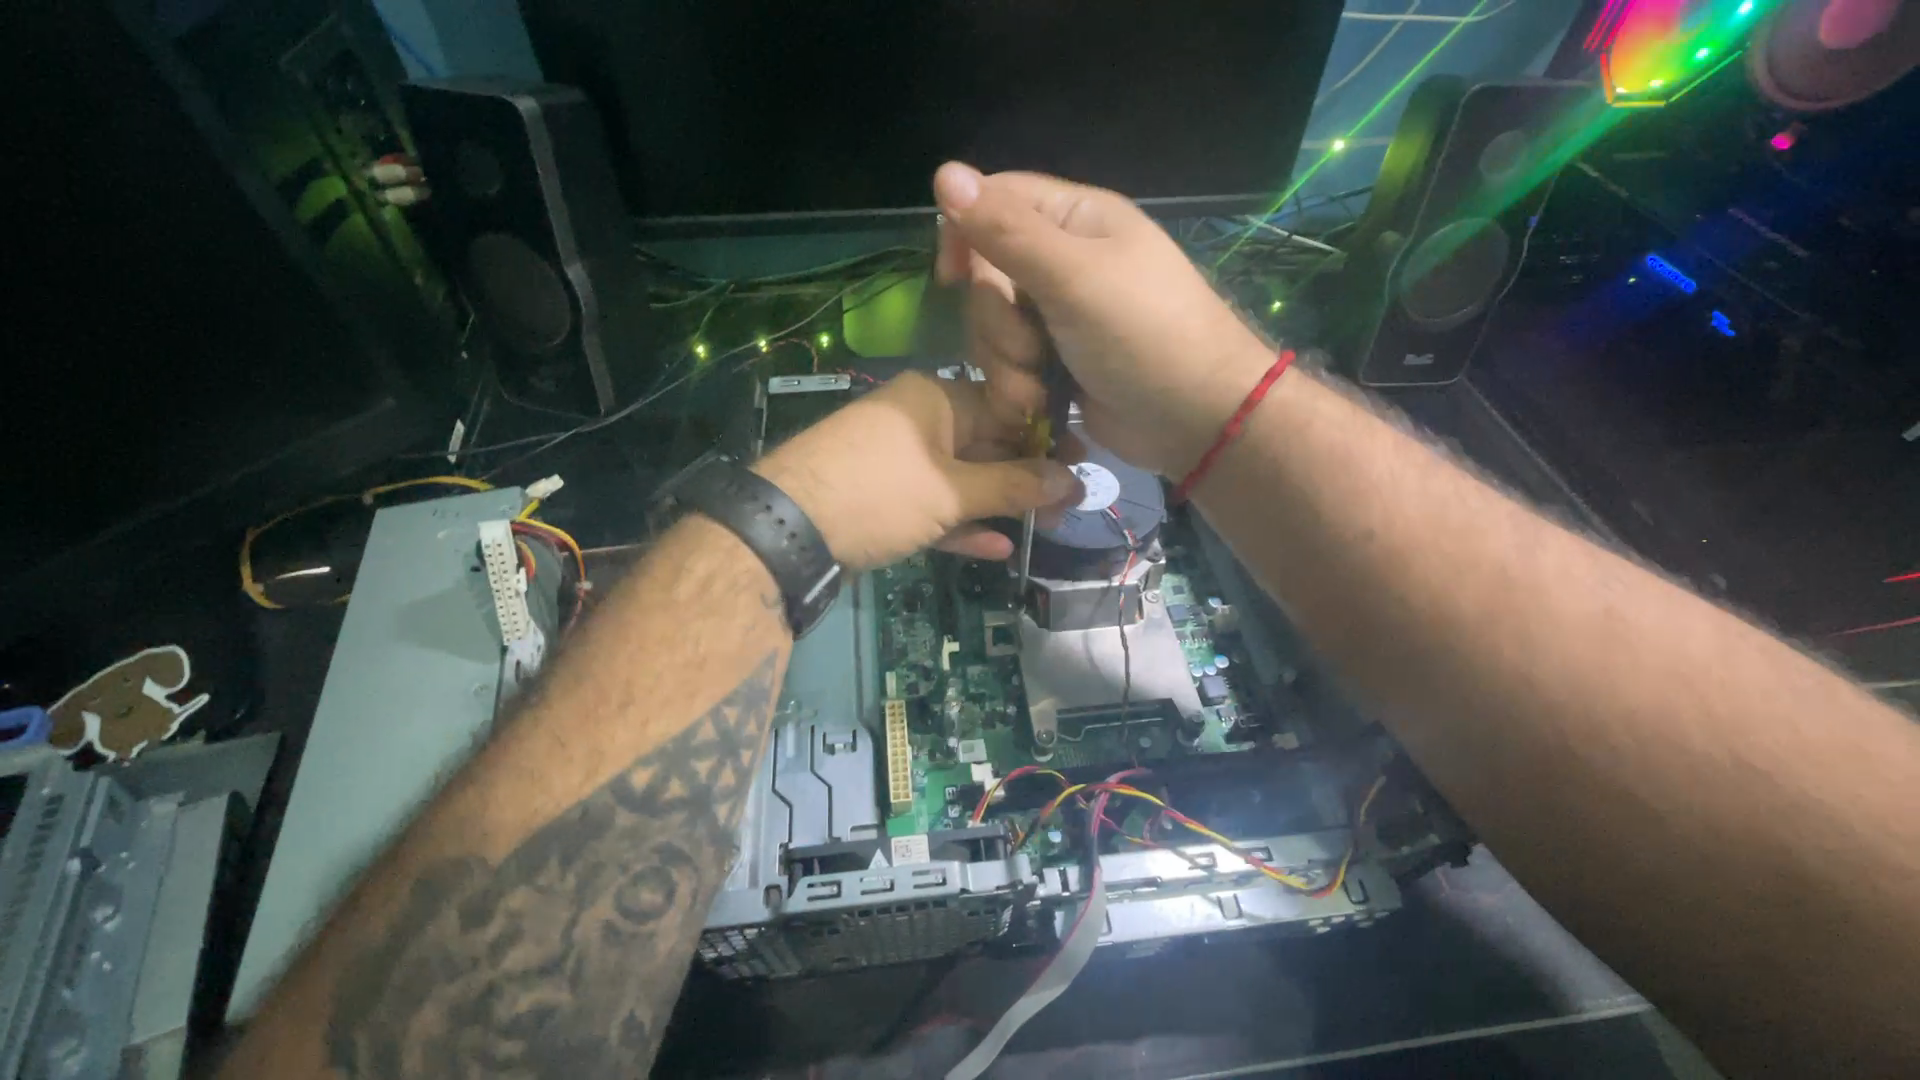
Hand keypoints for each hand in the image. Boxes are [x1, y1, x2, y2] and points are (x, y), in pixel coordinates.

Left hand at [754, 371, 1077, 570]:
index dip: (1044, 436)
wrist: (786, 531)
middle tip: (1071, 503)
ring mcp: (895, 463)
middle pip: (984, 444)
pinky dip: (962, 524)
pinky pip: (933, 507)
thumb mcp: (952, 490)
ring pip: (960, 480)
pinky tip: (998, 547)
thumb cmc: (878, 493)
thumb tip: (1071, 480)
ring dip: (999, 504)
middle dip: (1026, 476)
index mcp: (933, 398)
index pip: (1003, 407)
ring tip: (1045, 526)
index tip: (1081, 461)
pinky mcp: (882, 501)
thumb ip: (1013, 486)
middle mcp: (915, 422)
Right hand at [933, 162, 1274, 477]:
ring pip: (993, 327)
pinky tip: (1036, 407)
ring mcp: (1058, 316)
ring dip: (1006, 364)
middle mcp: (1063, 261)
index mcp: (1076, 219)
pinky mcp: (1055, 364)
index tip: (952, 278)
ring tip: (1038, 389)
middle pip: (986, 274)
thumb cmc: (1144, 335)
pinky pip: (1008, 364)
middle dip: (998, 322)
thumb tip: (943, 171)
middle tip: (1033, 347)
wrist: (1194, 420)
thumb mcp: (1073, 275)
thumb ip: (1007, 231)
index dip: (964, 233)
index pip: (996, 201)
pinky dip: (1016, 388)